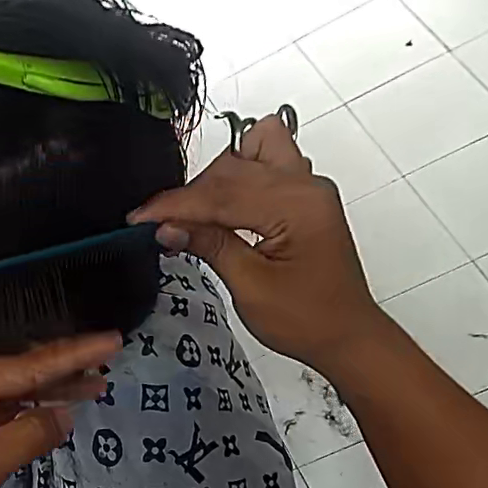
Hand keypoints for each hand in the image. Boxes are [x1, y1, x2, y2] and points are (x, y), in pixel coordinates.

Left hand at [0, 333, 118, 487]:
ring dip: (51, 394)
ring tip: (96, 386)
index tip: (112, 340)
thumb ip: (31, 433)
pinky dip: (28, 415)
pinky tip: (55, 412)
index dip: (76, 354)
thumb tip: (67, 415)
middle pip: (21, 373)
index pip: (29, 365)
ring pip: (12, 394)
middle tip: (111, 360)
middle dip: (67, 370)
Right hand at [131, 115, 392, 372]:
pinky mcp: (308, 198)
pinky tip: (227, 209)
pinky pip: (269, 165)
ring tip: (199, 216)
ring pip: (253, 151)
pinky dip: (242, 178)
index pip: (222, 193)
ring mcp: (310, 188)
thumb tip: (167, 227)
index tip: (139, 219)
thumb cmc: (307, 321)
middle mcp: (307, 185)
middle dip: (193, 194)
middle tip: (162, 226)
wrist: (347, 336)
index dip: (175, 205)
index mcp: (296, 205)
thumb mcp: (251, 289)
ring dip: (220, 177)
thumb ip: (211, 246)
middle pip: (233, 166)